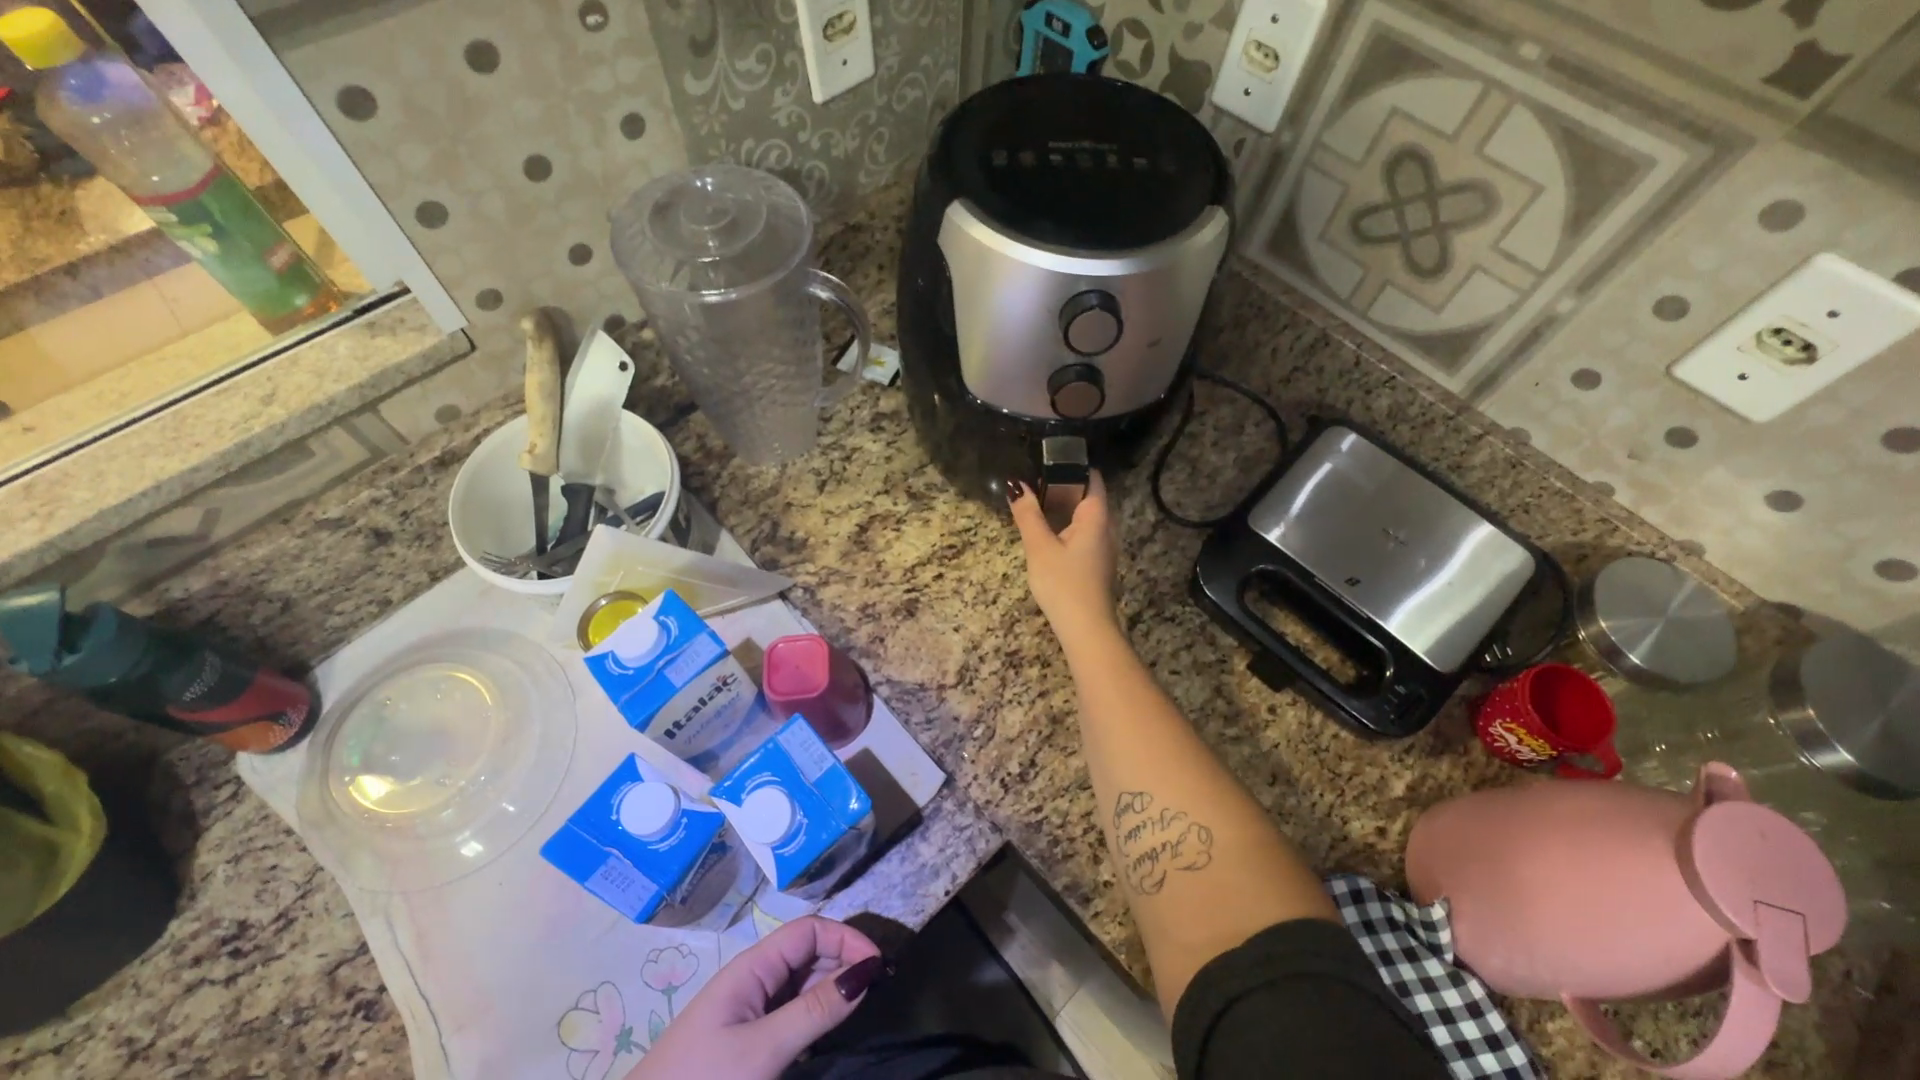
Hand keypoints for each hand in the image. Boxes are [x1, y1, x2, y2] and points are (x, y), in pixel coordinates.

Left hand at [629, 916, 885, 1079]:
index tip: (880, 967)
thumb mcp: (764, 1049)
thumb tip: (867, 970)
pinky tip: (832, 1028)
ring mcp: (750, 1009)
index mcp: (751, 967)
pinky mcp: (748, 1038)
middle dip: (845, 959)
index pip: (809, 930)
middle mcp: (753, 979)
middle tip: (880, 989)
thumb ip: (815, 1010)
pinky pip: (792, 1010)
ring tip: (863, 1005)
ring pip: (803, 982)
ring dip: (834, 984)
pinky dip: (818, 1011)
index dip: (846, 938)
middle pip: (808, 952)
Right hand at [1008, 471, 1119, 642]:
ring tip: (1034, 501)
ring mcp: (1103, 546)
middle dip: (1062, 485)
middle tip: (1032, 477)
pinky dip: (1065, 525)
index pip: (1091, 477)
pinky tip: (1046, 531)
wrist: (1086, 628)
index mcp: (1096, 516)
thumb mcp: (1039, 547)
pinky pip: (1082, 533)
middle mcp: (1106, 527)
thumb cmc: (1063, 583)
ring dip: (1062, 507)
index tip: (1047, 457)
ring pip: (1084, 516)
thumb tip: (1015, 485)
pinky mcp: (1096, 562)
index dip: (1072, 464)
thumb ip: (1027, 514)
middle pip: (1087, 495)